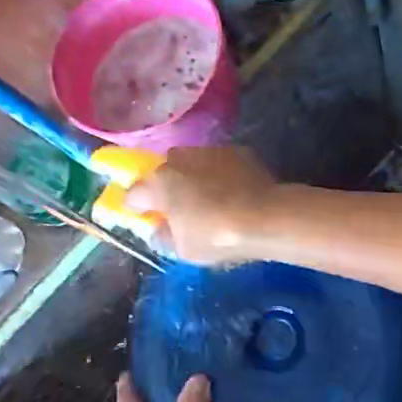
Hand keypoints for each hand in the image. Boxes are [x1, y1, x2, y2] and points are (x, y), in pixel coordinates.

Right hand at [124, 145, 278, 263]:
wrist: (267, 217)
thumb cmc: (218, 237)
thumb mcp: (185, 250)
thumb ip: (165, 237)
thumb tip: (159, 230)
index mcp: (158, 184)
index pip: (135, 194)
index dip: (137, 207)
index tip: (145, 217)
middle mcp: (179, 159)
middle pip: (164, 173)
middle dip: (168, 188)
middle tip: (181, 209)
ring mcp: (209, 151)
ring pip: (193, 164)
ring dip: (195, 178)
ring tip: (212, 199)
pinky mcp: (237, 151)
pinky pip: (220, 164)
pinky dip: (222, 175)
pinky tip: (235, 192)